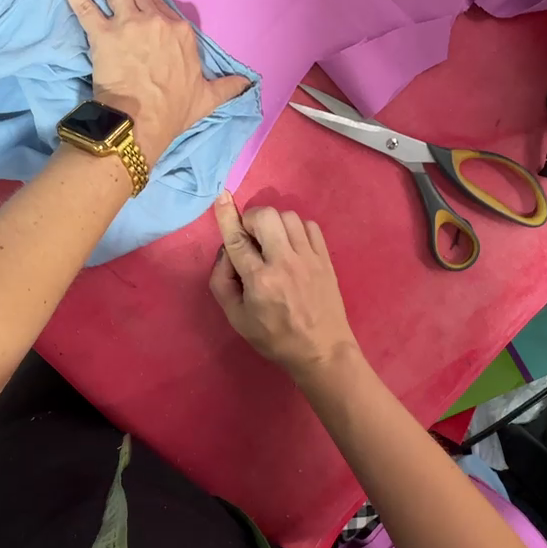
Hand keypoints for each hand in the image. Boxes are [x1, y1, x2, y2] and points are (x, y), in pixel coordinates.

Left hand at [60, 0, 248, 164]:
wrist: (141, 122)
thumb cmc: (173, 111)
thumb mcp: (207, 98)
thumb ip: (227, 87)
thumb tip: (248, 83)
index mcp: (182, 33)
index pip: (163, 6)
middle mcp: (157, 22)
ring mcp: (129, 25)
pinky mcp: (103, 34)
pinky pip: (85, 7)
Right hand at [207, 193, 359, 379]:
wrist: (322, 351)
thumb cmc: (275, 338)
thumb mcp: (237, 319)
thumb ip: (222, 282)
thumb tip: (225, 251)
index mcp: (260, 281)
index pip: (237, 239)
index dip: (226, 216)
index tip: (221, 196)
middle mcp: (284, 263)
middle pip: (265, 217)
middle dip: (251, 219)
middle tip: (250, 236)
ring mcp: (308, 258)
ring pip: (288, 216)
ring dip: (274, 224)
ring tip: (272, 242)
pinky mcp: (325, 258)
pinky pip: (309, 225)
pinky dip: (296, 229)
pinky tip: (292, 245)